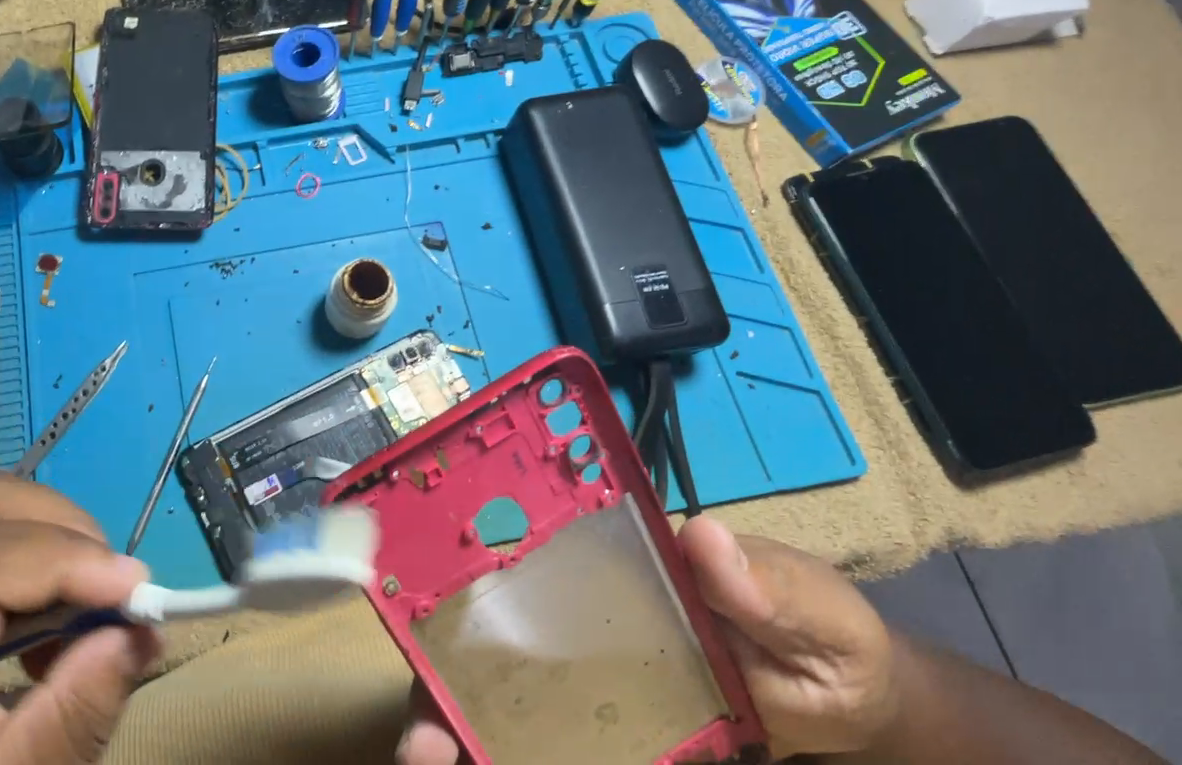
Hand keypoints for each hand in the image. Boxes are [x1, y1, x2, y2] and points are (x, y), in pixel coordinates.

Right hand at [393, 518, 897, 763]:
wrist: (859, 718)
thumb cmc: (830, 637)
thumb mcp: (816, 609)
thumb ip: (767, 583)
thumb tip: (703, 536)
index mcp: (609, 563)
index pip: (518, 557)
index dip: (461, 579)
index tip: (424, 616)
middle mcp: (576, 616)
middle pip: (484, 640)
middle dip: (438, 684)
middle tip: (420, 747)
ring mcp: (587, 683)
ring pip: (499, 703)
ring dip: (459, 731)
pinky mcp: (608, 736)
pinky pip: (547, 746)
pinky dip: (507, 755)